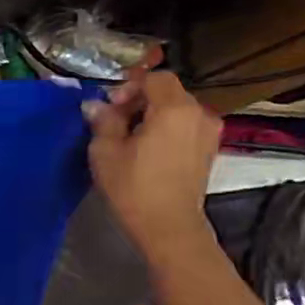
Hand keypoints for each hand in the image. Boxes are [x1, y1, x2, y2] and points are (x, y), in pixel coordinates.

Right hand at [84, 70, 222, 264]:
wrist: (169, 227)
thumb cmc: (134, 188)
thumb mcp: (106, 152)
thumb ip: (103, 121)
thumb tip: (95, 105)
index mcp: (174, 107)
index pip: (155, 77)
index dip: (130, 86)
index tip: (111, 108)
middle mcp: (198, 113)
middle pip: (168, 92)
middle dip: (141, 100)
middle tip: (117, 123)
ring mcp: (208, 132)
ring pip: (178, 110)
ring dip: (155, 116)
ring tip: (132, 139)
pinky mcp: (209, 151)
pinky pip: (186, 127)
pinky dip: (168, 130)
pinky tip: (150, 152)